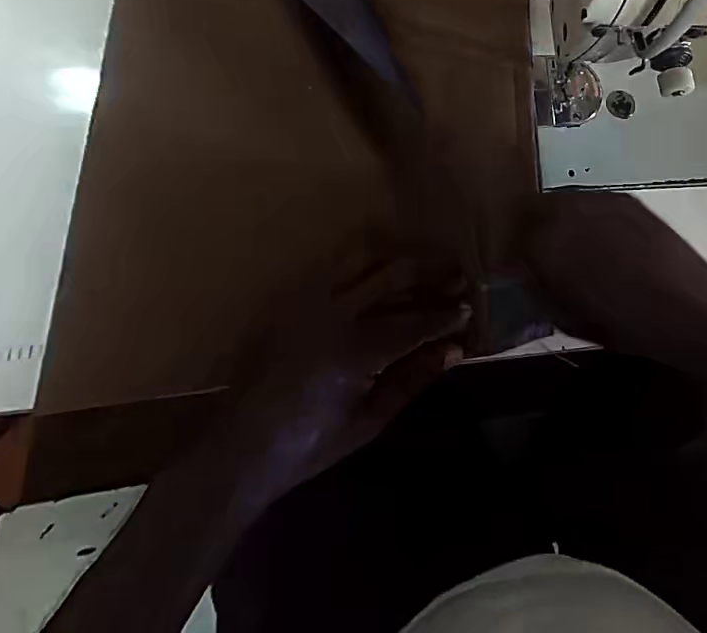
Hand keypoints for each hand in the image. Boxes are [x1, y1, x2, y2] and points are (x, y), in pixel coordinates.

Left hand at [217, 252, 471, 503]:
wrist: (238, 449)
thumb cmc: (310, 444)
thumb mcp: (370, 421)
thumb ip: (413, 379)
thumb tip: (454, 349)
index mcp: (354, 351)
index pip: (415, 321)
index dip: (446, 315)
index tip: (469, 310)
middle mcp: (332, 314)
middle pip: (395, 275)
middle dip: (432, 273)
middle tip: (458, 276)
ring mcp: (308, 300)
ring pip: (364, 257)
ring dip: (400, 258)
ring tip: (425, 264)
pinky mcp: (291, 298)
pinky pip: (335, 265)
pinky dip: (366, 261)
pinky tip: (384, 267)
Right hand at [517, 191, 706, 368]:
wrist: (690, 308)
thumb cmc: (627, 325)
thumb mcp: (569, 318)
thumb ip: (539, 289)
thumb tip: (523, 273)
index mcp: (547, 245)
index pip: (510, 238)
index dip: (510, 256)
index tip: (514, 269)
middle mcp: (569, 211)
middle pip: (532, 210)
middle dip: (528, 230)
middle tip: (535, 254)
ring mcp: (600, 200)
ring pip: (561, 201)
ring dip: (555, 219)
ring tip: (567, 244)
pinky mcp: (626, 198)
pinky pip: (590, 200)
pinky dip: (584, 216)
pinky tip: (598, 237)